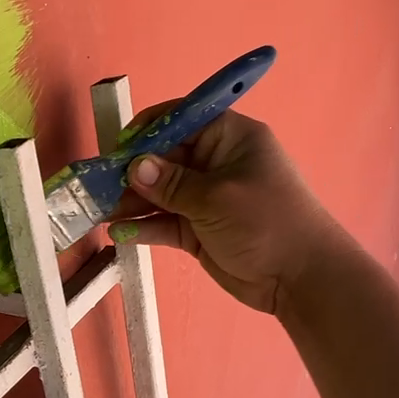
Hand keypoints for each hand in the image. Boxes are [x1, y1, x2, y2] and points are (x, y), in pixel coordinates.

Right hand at [107, 108, 355, 315]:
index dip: (150, 129)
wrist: (300, 277)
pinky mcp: (198, 230)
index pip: (183, 119)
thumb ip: (170, 183)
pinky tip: (118, 232)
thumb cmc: (265, 223)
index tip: (119, 146)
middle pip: (164, 158)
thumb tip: (134, 166)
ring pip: (160, 193)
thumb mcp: (215, 198)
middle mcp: (215, 163)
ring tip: (99, 211)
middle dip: (132, 171)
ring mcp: (205, 199)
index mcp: (229, 138)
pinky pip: (164, 221)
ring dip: (131, 202)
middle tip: (99, 186)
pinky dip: (144, 226)